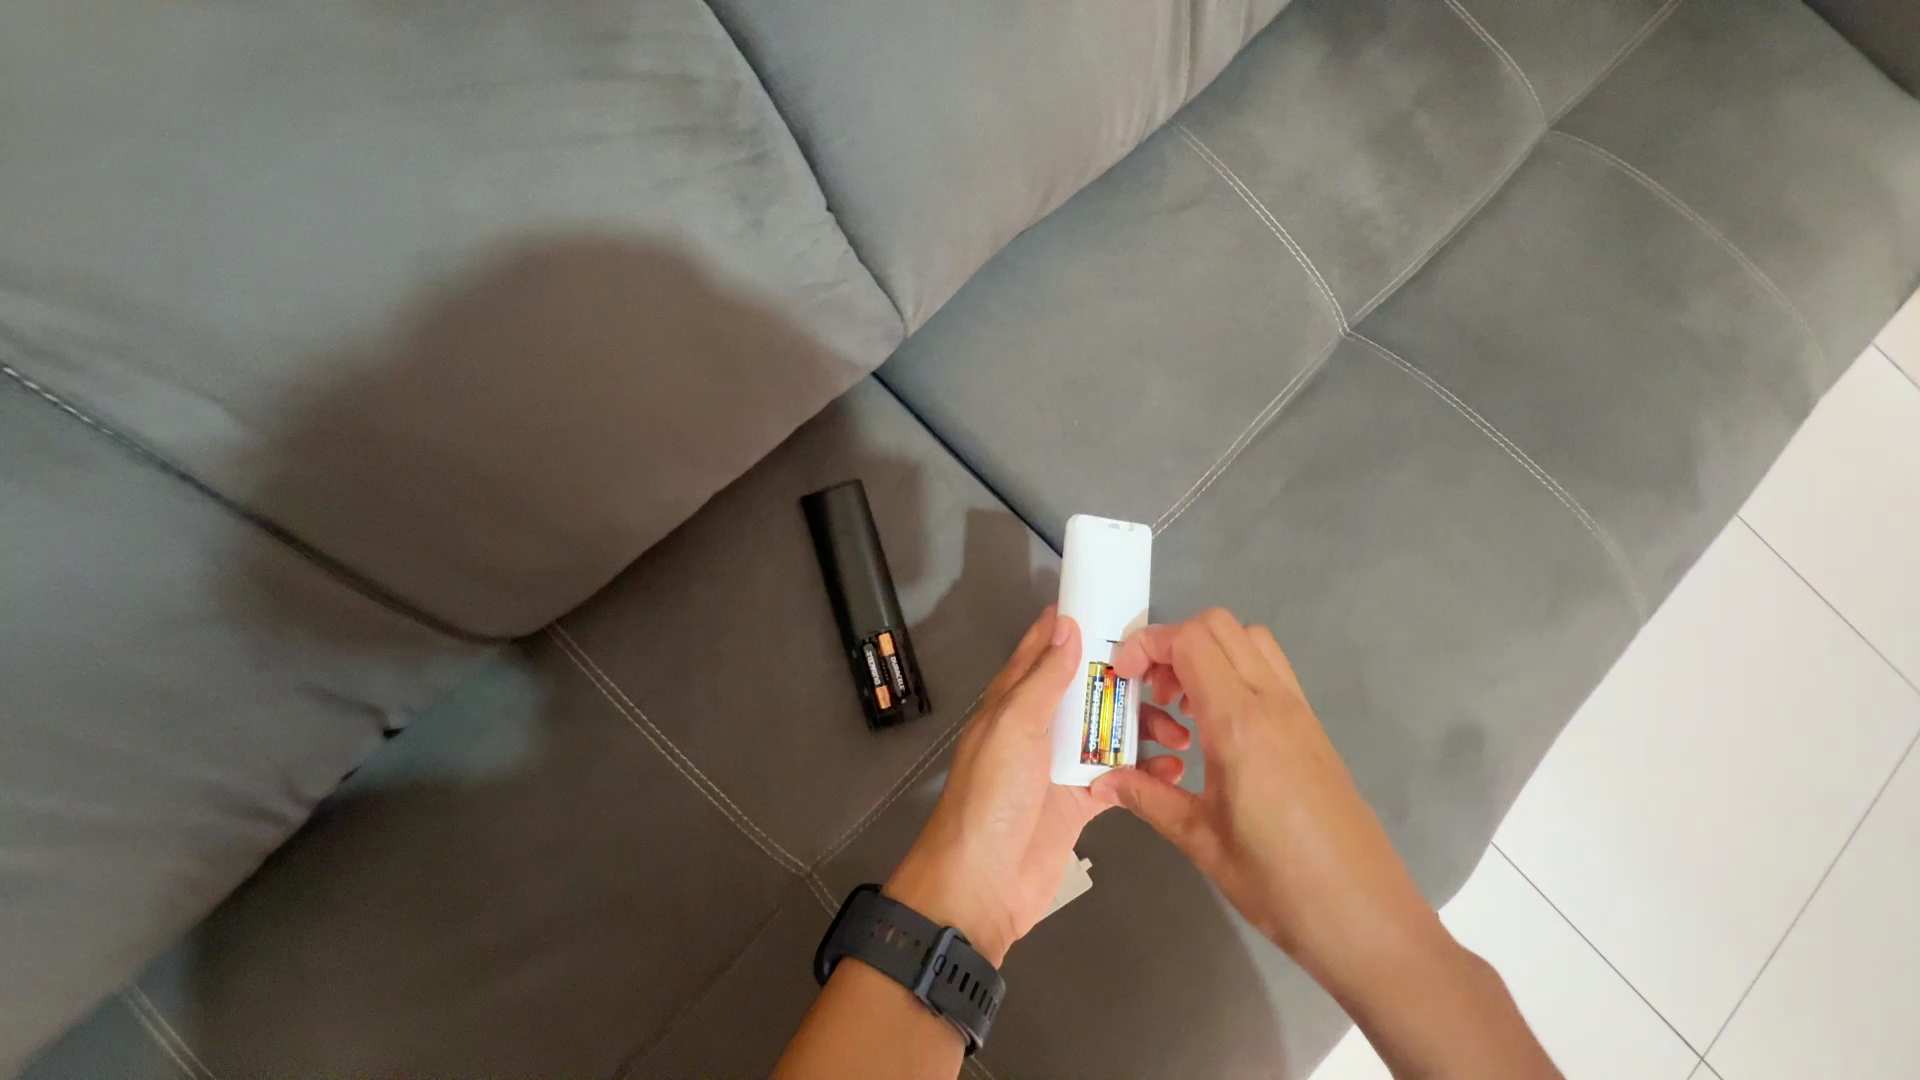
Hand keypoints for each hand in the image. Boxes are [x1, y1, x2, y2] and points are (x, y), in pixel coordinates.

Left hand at [886, 607, 1187, 963]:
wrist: (982, 886)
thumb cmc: (991, 797)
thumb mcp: (1012, 728)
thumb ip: (1041, 679)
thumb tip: (1066, 624)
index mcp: (1013, 701)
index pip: (1044, 651)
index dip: (1074, 628)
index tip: (1119, 610)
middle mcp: (1038, 726)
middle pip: (1087, 691)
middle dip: (1127, 683)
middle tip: (1173, 681)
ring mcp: (1060, 764)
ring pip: (1107, 731)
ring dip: (1143, 728)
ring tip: (1181, 732)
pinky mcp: (1080, 800)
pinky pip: (1117, 775)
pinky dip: (1144, 771)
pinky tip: (1172, 770)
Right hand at [1088, 608, 1445, 994]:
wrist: (1368, 919)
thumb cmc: (1278, 883)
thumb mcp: (1200, 840)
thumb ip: (1146, 797)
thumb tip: (1099, 781)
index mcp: (1240, 723)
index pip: (1190, 640)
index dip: (1146, 644)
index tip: (1123, 678)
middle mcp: (1273, 703)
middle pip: (1219, 625)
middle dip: (1172, 643)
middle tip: (1150, 692)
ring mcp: (1299, 712)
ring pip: (1249, 640)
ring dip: (1207, 653)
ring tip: (1183, 709)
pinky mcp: (1313, 729)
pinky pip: (1269, 671)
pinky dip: (1234, 673)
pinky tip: (1217, 730)